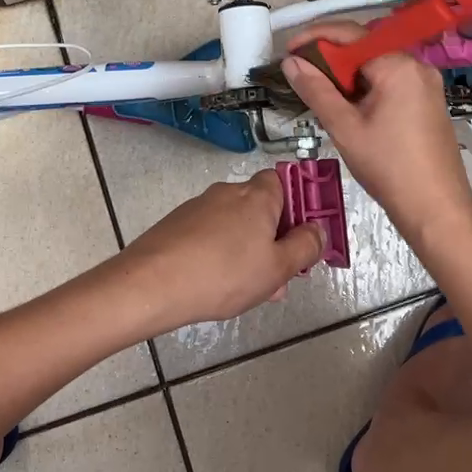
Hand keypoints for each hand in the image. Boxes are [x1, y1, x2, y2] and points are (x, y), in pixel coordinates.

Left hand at [117, 171, 324, 328]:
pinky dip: (221, 254)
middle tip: (277, 279)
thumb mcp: (277, 268)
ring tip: (249, 290)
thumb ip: (304, 247)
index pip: (283, 181)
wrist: (154, 282)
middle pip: (260, 208)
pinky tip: (218, 285)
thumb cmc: (224, 274)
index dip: (296, 207)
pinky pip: (212, 235)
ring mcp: (199, 207)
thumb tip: (318, 229)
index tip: (301, 239)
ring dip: (249, 253)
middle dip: (273, 241)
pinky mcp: (179, 224)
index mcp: (256, 195)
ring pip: (236, 226)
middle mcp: (227, 192)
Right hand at [280, 21, 471, 231]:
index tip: (289, 50)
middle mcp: (417, 66)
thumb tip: (291, 62)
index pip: (350, 33)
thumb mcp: (344, 127)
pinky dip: (365, 85)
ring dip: (346, 73)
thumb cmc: (389, 167)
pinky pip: (390, 80)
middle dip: (330, 56)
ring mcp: (426, 84)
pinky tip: (349, 107)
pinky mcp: (428, 101)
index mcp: (398, 66)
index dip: (315, 37)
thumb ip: (315, 89)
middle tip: (302, 72)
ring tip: (320, 92)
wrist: (437, 210)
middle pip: (365, 46)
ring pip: (376, 64)